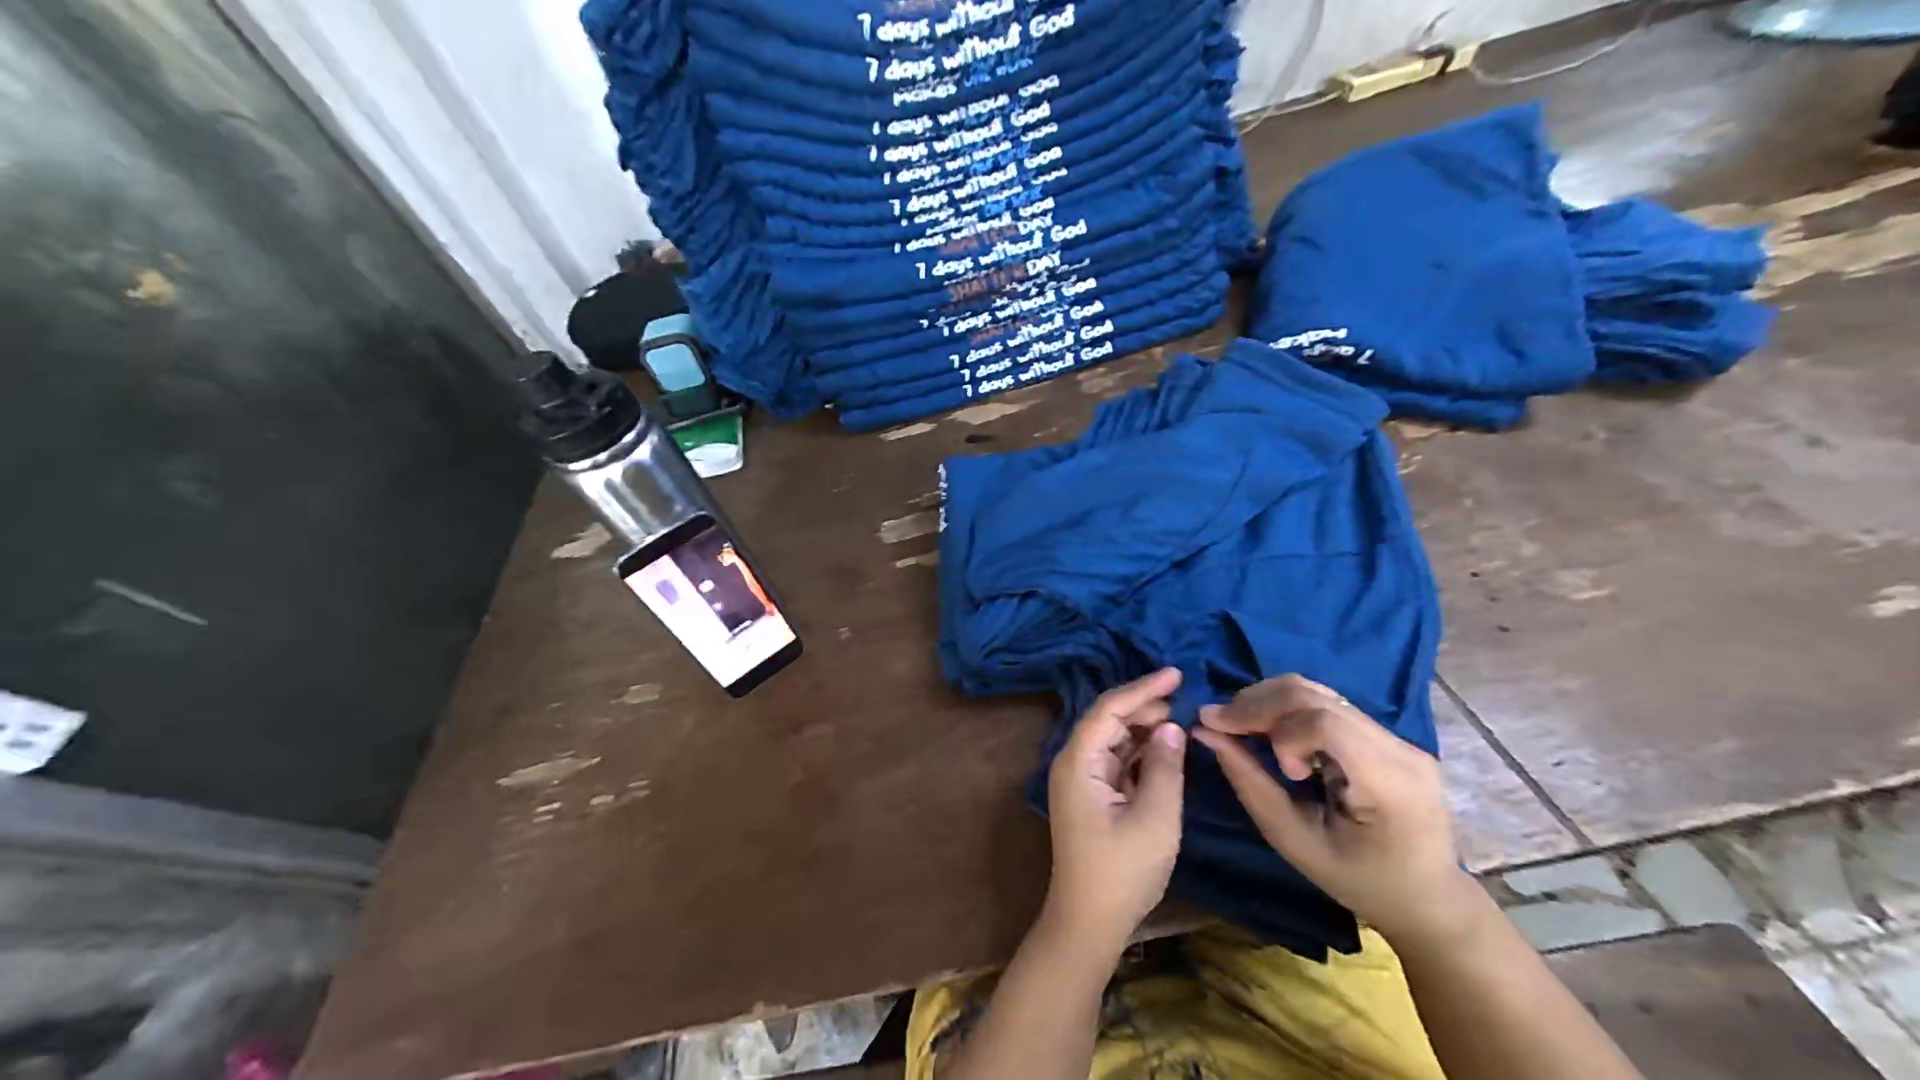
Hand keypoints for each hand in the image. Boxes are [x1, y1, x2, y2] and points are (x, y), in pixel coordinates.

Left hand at [1042, 667, 1187, 953]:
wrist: (1089, 922)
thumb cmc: (1121, 871)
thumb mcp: (1155, 819)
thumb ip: (1165, 767)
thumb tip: (1171, 727)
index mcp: (1078, 762)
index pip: (1108, 709)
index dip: (1142, 689)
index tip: (1176, 674)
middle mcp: (1074, 763)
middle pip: (1108, 720)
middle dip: (1144, 706)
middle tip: (1185, 700)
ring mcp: (1082, 780)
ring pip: (1114, 739)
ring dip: (1144, 728)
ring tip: (1181, 718)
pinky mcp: (1093, 796)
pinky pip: (1117, 760)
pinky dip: (1141, 751)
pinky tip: (1166, 747)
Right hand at [1193, 675, 1480, 944]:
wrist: (1427, 898)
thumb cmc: (1358, 882)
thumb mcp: (1294, 841)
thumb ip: (1250, 783)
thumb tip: (1204, 732)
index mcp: (1389, 784)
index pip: (1325, 724)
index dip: (1276, 728)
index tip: (1248, 752)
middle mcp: (1400, 748)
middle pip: (1316, 696)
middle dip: (1257, 703)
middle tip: (1219, 723)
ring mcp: (1397, 736)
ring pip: (1317, 691)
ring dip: (1267, 700)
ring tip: (1238, 724)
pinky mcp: (1386, 733)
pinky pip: (1325, 702)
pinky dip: (1285, 707)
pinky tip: (1266, 728)